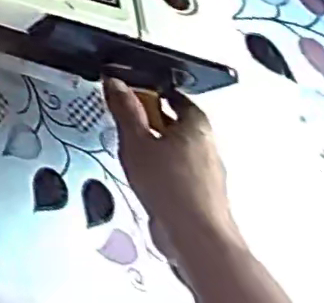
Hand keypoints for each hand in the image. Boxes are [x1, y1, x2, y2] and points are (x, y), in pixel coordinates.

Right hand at [102, 78, 237, 261]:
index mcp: (197, 128)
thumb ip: (124, 109)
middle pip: (179, 124)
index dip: (157, 91)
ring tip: (134, 145)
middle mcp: (208, 149)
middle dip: (155, 118)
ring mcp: (207, 176)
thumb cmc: (172, 187)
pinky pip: (179, 173)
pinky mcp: (202, 197)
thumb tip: (116, 84)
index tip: (140, 89)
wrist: (195, 239)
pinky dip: (162, 168)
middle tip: (133, 114)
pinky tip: (145, 175)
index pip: (178, 98)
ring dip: (158, 144)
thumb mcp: (135, 139)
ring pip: (179, 150)